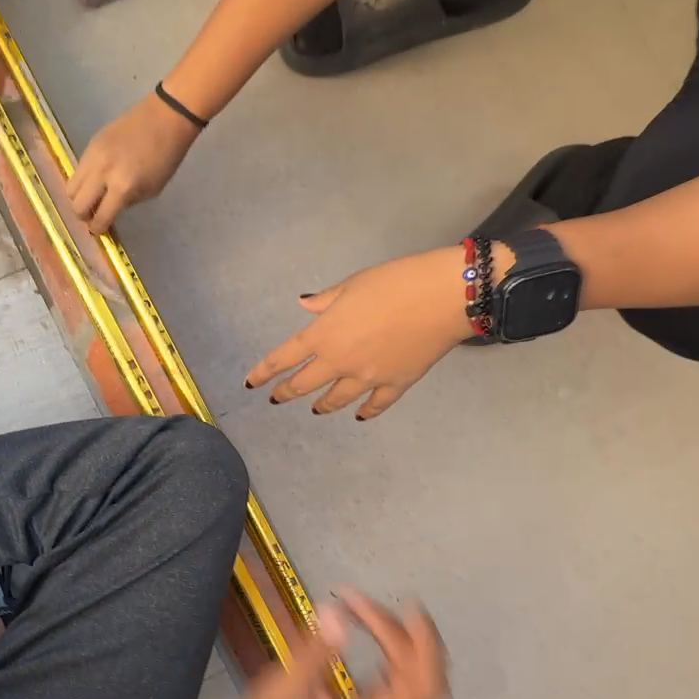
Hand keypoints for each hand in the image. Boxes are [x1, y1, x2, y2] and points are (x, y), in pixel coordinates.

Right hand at [66, 93, 201, 234]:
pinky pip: (77, 171)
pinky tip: (95, 177)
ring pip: (70, 189)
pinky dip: (83, 180)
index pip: (100, 218)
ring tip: (91, 195)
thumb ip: (126, 202)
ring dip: (79, 197)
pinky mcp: (90, 144)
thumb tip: (107, 211)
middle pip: (77, 206)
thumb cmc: (166, 156)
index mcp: (122, 187)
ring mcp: (93, 157)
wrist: (167, 115)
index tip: (99, 229)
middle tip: (92, 213)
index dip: (98, 228)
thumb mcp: (152, 189)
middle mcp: (102, 173)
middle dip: (84, 215)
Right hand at [241, 592, 448, 698]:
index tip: (409, 609)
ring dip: (397, 639)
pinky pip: (407, 681)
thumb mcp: (283, 694)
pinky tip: (376, 633)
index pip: (423, 688)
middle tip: (360, 601)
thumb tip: (336, 613)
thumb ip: (313, 656)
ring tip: (363, 609)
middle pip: (422, 677)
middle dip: (399, 633)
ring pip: (417, 677)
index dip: (424, 647)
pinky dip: (396, 652)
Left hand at [246, 244, 478, 419]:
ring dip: (321, 405)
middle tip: (277, 398)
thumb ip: (325, 301)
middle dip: (285, 392)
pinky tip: (359, 416)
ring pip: (335, 399)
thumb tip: (305, 306)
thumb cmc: (395, 282)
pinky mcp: (396, 384)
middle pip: (303, 384)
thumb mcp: (352, 285)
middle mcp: (338, 361)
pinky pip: (376, 405)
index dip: (262, 373)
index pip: (281, 359)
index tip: (250, 383)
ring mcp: (367, 377)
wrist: (448, 295)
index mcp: (322, 336)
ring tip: (315, 409)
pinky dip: (366, 412)